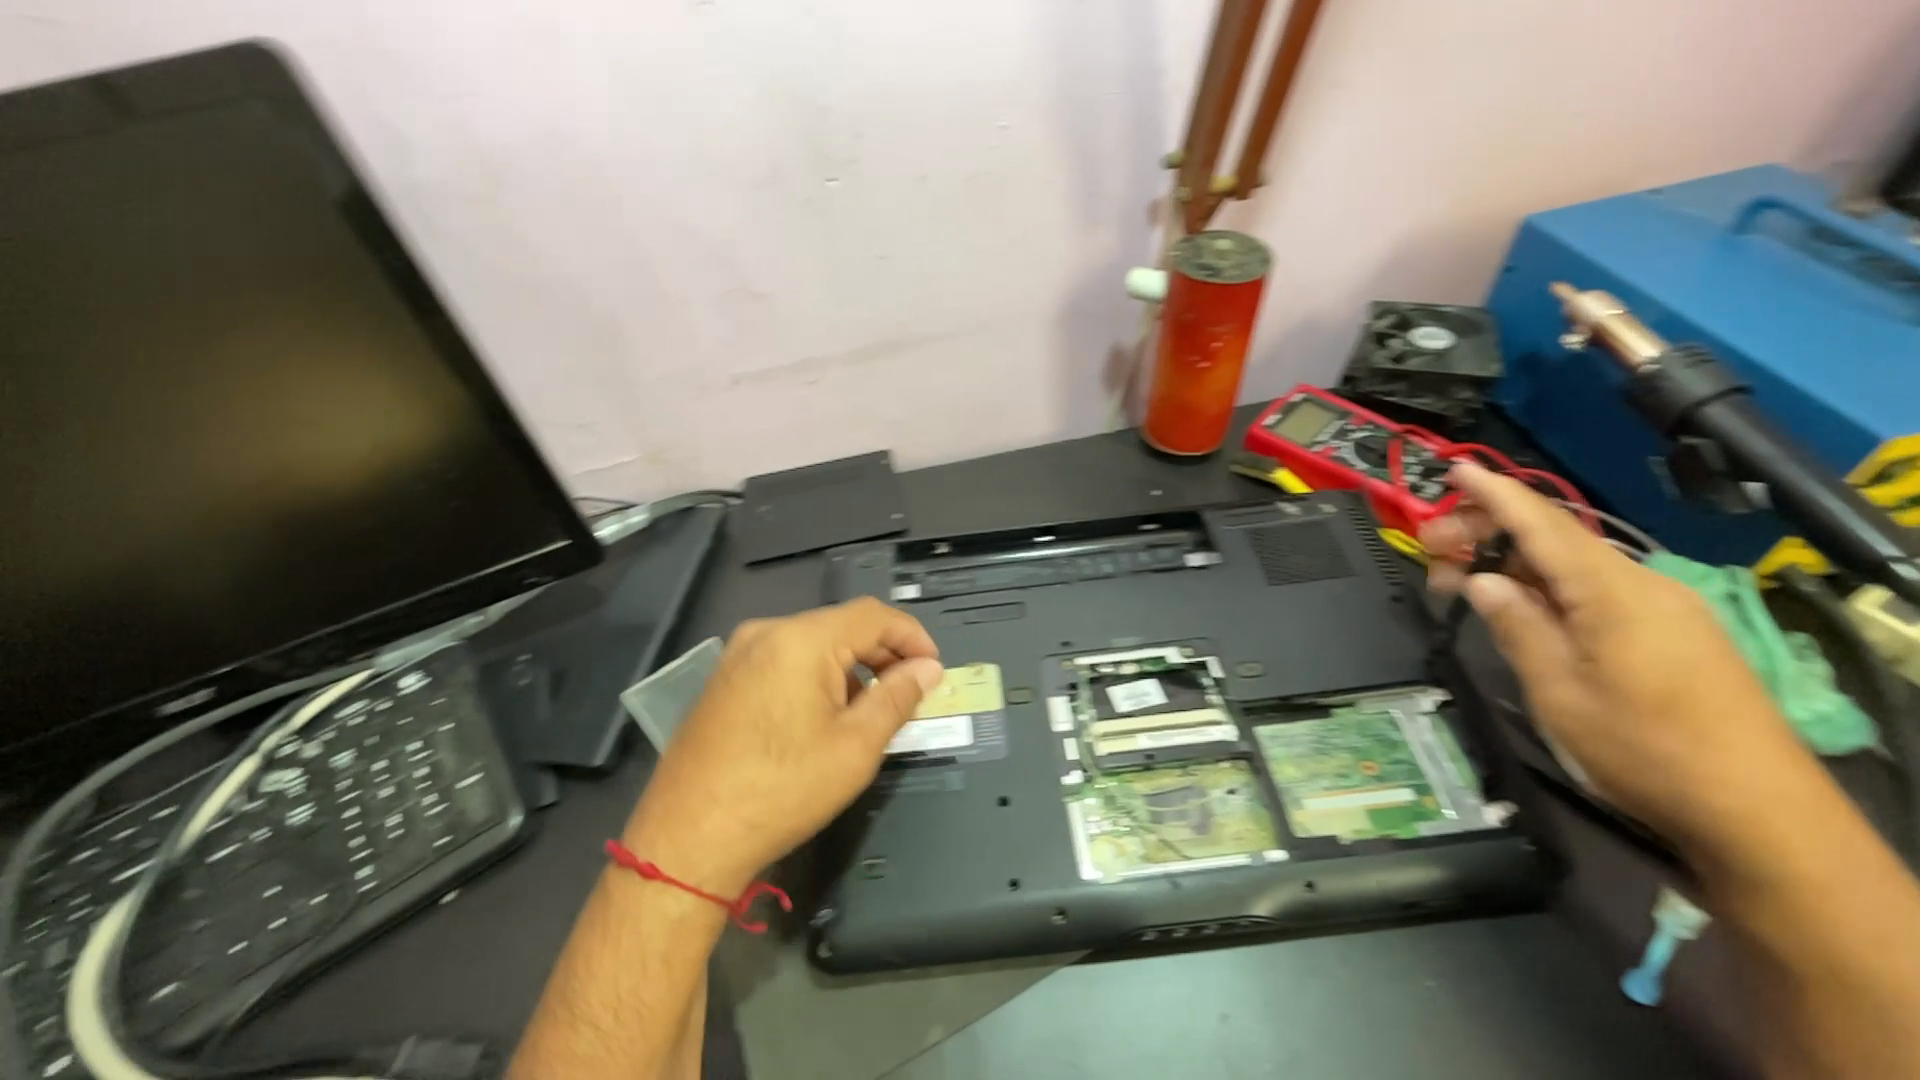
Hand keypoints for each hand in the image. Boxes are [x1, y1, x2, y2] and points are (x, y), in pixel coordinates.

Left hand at [624, 598, 942, 894]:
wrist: (688, 838)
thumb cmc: (781, 791)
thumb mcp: (856, 747)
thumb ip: (897, 698)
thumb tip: (927, 669)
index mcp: (800, 639)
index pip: (873, 615)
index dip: (912, 637)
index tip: (934, 671)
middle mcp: (765, 633)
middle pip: (841, 626)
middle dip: (882, 655)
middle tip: (909, 695)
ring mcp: (737, 655)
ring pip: (812, 645)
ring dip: (849, 669)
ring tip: (868, 715)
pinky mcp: (723, 681)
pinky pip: (783, 662)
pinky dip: (815, 679)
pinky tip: (823, 721)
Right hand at [1420, 463, 1823, 856]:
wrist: (1758, 809)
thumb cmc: (1644, 749)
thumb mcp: (1559, 691)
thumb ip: (1517, 627)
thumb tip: (1483, 580)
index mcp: (1611, 591)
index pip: (1542, 523)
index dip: (1494, 494)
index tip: (1454, 468)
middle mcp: (1642, 585)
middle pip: (1555, 540)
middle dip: (1489, 533)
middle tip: (1432, 552)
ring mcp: (1664, 608)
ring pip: (1576, 567)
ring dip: (1515, 565)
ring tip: (1464, 583)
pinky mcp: (1674, 633)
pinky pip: (1599, 591)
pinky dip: (1550, 588)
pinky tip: (1524, 608)